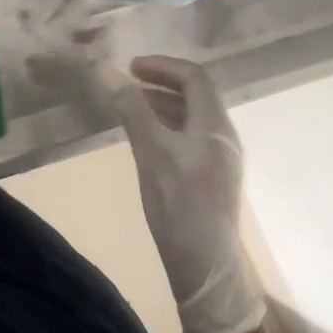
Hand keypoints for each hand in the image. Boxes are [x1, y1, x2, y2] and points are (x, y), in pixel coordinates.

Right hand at [107, 55, 264, 332]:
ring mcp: (219, 159)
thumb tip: (109, 72)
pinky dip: (166, 125)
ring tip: (130, 106)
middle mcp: (223, 137)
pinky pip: (189, 136)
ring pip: (191, 116)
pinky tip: (144, 137)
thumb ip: (132, 109)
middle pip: (195, 95)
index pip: (195, 77)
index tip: (130, 66)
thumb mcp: (151, 151)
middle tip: (127, 81)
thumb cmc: (179, 203)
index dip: (162, 66)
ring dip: (161, 104)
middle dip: (161, 82)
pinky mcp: (211, 177)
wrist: (205, 267)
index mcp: (215, 126)